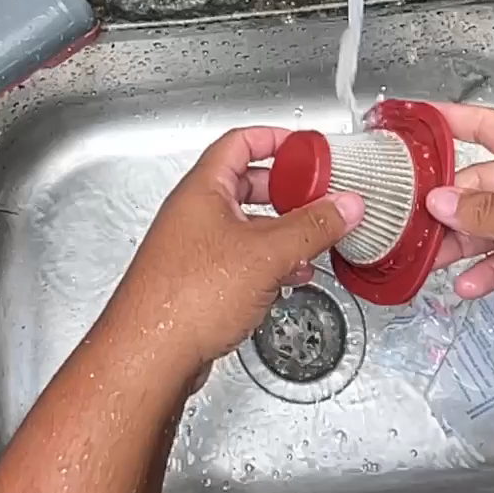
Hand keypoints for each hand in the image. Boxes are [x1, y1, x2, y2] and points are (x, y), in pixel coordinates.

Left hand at [99, 128, 364, 380]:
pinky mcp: (197, 280)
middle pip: (245, 184)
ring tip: (311, 240)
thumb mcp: (266, 253)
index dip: (274, 138)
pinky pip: (240, 258)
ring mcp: (193, 247)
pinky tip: (288, 276)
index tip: (303, 146)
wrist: (150, 354)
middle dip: (284, 189)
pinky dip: (268, 261)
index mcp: (203, 188)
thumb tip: (344, 204)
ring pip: (245, 225)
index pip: (240, 141)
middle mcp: (194, 212)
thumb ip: (311, 226)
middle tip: (314, 195)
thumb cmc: (186, 297)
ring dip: (280, 231)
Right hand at [424, 102, 493, 362]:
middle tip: (411, 218)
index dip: (453, 120)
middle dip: (450, 201)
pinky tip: (469, 286)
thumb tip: (436, 201)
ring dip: (464, 242)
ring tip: (431, 258)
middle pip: (486, 185)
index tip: (414, 119)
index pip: (493, 127)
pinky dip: (491, 271)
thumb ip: (490, 214)